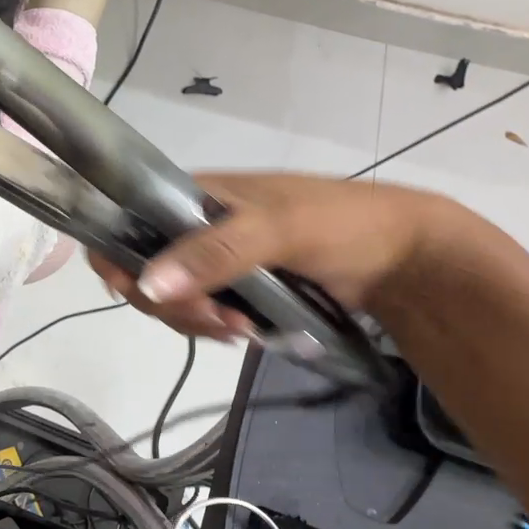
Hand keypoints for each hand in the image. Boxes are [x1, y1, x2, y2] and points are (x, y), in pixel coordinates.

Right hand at [88, 173, 465, 339]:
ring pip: (165, 296)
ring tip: (239, 329)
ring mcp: (208, 258)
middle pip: (139, 270)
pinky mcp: (229, 286)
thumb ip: (213, 253)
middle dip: (167, 302)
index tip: (142, 291)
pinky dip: (210, 326)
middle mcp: (189, 226)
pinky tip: (242, 332)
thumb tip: (147, 287)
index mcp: (191, 196)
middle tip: (213, 319)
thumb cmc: (346, 225)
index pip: (122, 224)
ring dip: (192, 320)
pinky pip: (194, 310)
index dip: (116, 259)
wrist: (413, 261)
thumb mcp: (279, 230)